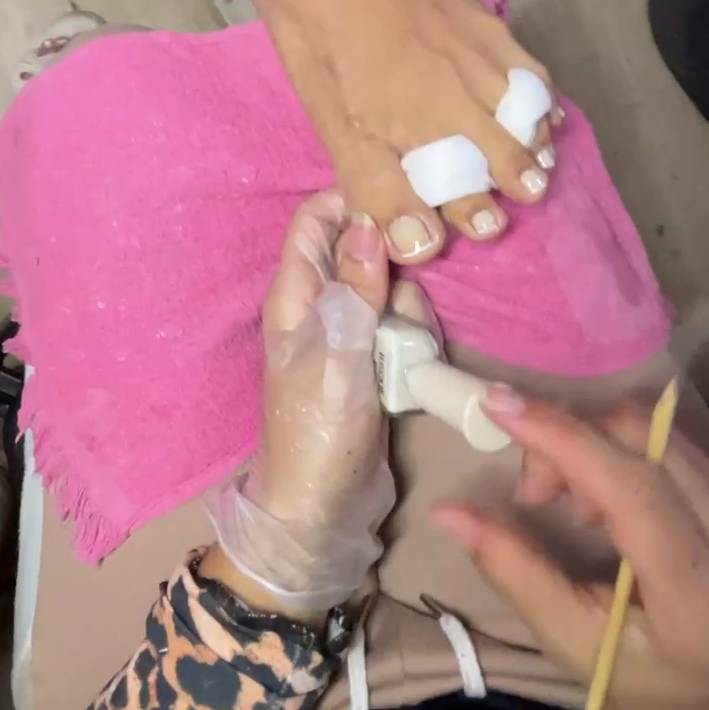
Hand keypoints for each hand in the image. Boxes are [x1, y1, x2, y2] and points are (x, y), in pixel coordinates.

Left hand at [204, 190, 413, 618]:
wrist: (321, 506)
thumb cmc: (319, 430)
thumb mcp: (339, 355)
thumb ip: (355, 290)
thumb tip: (367, 224)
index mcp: (294, 294)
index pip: (313, 221)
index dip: (351, 203)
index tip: (402, 205)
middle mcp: (317, 304)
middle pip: (359, 249)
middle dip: (392, 263)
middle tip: (406, 299)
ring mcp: (345, 332)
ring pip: (385, 287)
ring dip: (405, 308)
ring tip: (406, 346)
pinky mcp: (369, 358)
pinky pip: (396, 325)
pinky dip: (410, 335)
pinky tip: (414, 363)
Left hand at [228, 0, 554, 263]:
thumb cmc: (311, 31)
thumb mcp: (328, 116)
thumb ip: (375, 180)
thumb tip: (419, 242)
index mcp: (429, 123)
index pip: (471, 189)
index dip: (476, 214)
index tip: (481, 226)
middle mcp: (470, 90)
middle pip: (513, 151)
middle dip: (516, 182)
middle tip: (516, 196)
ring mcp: (482, 48)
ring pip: (530, 110)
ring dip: (533, 143)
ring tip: (532, 162)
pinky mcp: (480, 14)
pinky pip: (528, 67)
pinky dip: (538, 96)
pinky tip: (531, 103)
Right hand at [431, 392, 708, 709]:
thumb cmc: (652, 679)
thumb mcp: (573, 642)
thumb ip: (513, 571)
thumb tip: (445, 511)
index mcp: (706, 601)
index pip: (635, 490)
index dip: (562, 438)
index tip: (497, 404)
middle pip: (639, 440)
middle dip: (564, 442)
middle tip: (534, 493)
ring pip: (651, 429)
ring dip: (590, 443)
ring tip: (573, 501)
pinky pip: (667, 438)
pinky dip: (618, 449)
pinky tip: (609, 495)